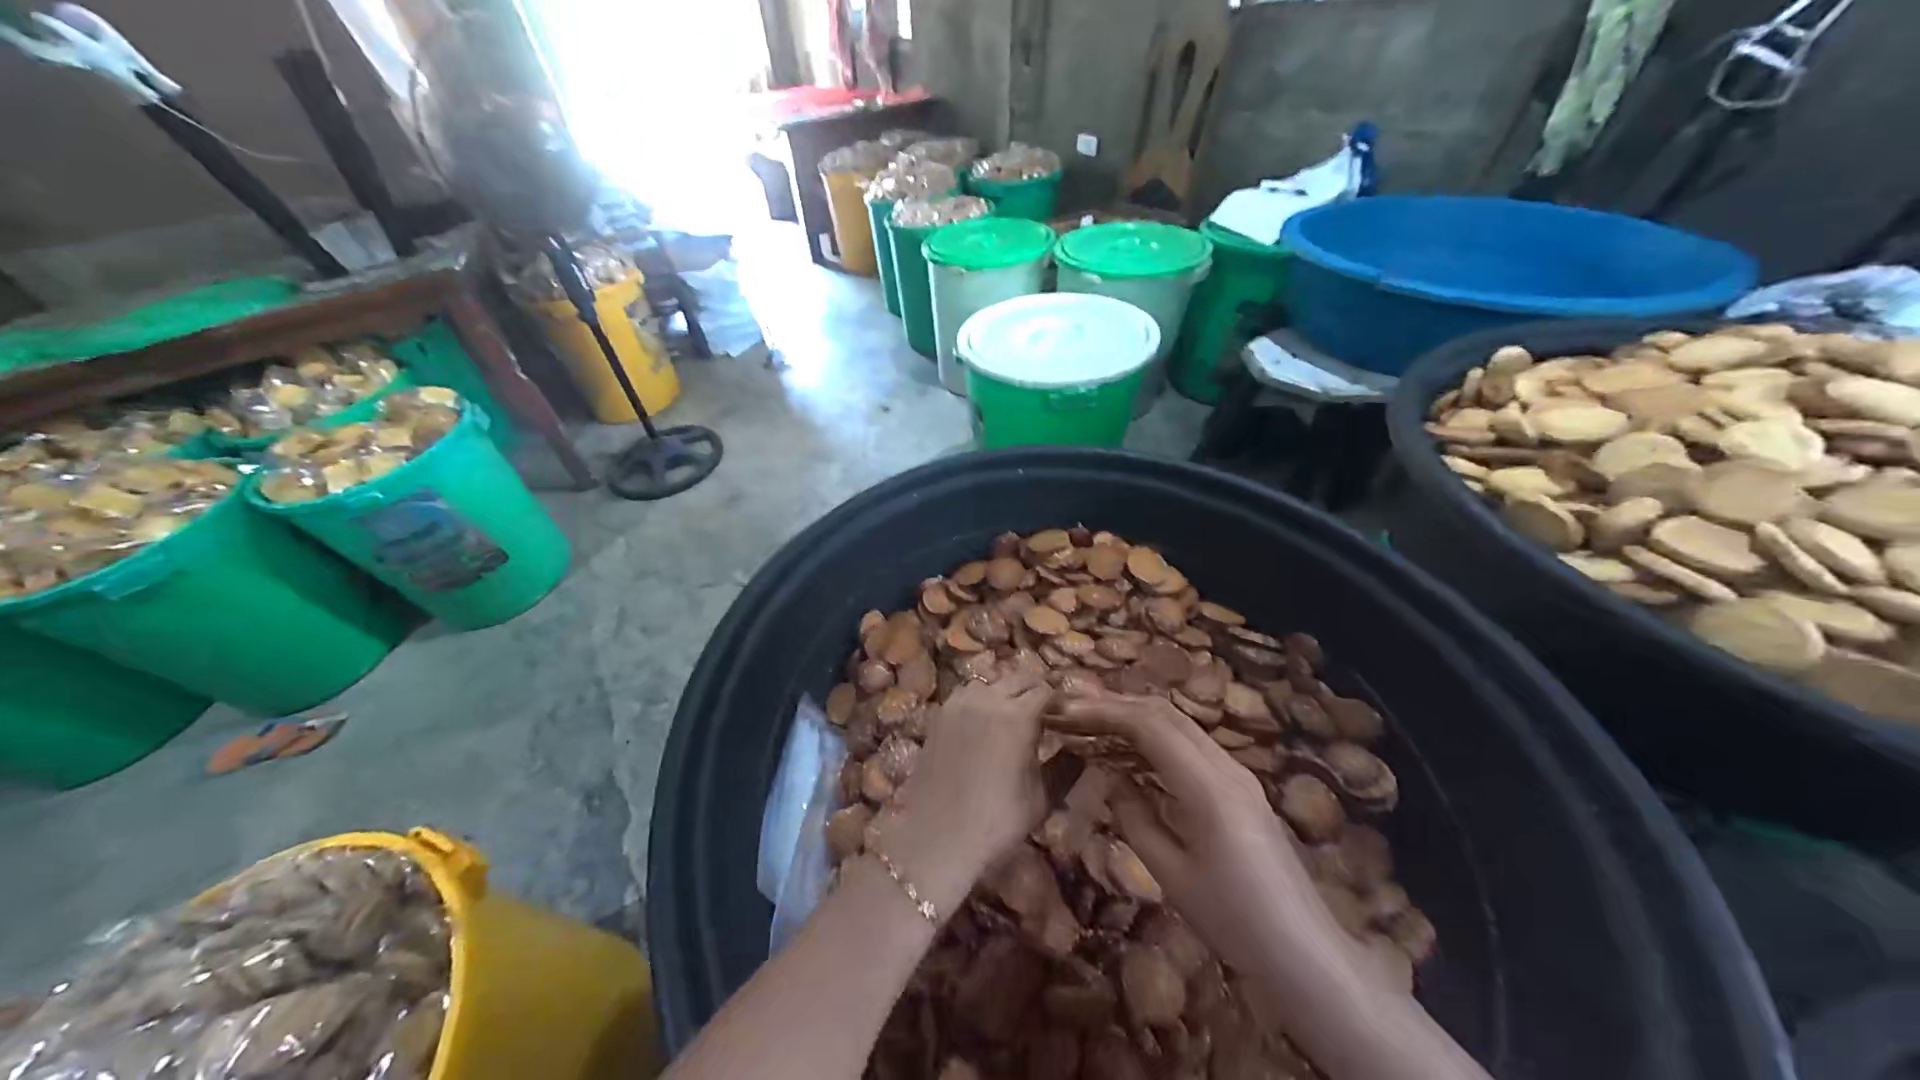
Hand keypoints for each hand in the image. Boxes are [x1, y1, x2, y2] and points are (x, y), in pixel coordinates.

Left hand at [870, 670, 1052, 914]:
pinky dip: (979, 702)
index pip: (1046, 691)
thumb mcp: (1042, 798)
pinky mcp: (938, 717)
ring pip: (988, 684)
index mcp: (1018, 715)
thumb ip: (1065, 767)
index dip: (1059, 701)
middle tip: (1045, 714)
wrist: (938, 840)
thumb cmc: (998, 822)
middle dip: (1034, 691)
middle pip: (1017, 680)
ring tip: (1012, 717)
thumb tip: (1080, 750)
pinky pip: (964, 697)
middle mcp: (987, 699)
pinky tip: (983, 725)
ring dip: (1004, 693)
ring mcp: (958, 705)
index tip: (1068, 715)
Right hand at [1052, 691, 1354, 979]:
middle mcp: (1226, 768)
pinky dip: (1155, 737)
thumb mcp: (1172, 875)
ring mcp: (1238, 775)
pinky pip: (1191, 745)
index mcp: (1208, 788)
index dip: (1105, 712)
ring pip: (1180, 725)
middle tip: (1073, 710)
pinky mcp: (1240, 787)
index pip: (1150, 726)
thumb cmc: (1234, 920)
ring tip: (1093, 723)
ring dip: (1136, 717)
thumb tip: (1109, 776)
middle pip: (1167, 714)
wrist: (1305, 951)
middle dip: (1117, 705)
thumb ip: (1134, 818)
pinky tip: (1131, 751)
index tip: (1066, 712)